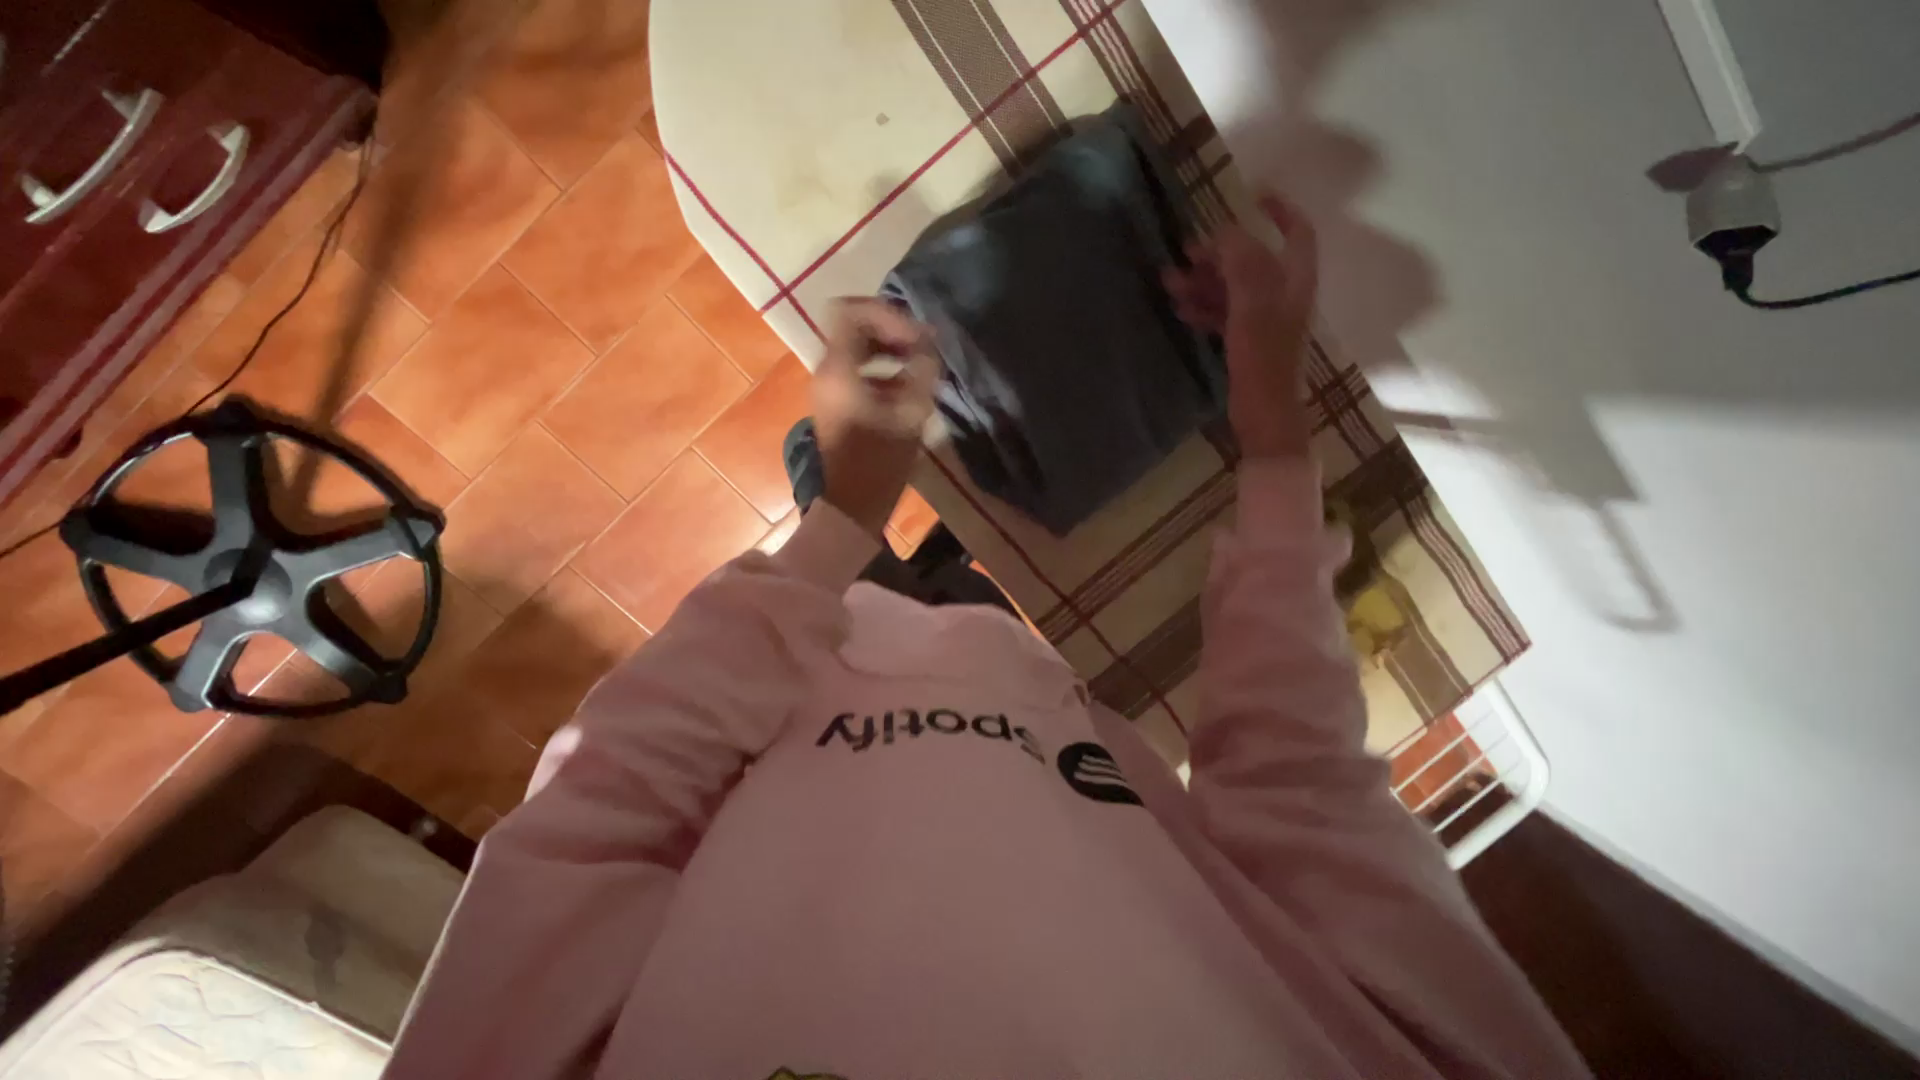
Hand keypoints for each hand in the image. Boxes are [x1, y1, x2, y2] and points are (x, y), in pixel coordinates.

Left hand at [811, 298, 940, 535]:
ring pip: (856, 346)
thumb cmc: (879, 465)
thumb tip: (928, 344)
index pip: (851, 311)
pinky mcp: (836, 401)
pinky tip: (909, 385)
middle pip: (854, 324)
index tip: (916, 338)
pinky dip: (883, 367)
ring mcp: (828, 386)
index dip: (887, 314)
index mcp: (838, 369)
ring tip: (922, 364)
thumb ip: (921, 371)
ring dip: (889, 348)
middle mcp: (826, 370)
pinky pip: (858, 367)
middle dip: (891, 329)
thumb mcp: (910, 415)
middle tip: (924, 347)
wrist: (851, 507)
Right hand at [1163, 192, 1318, 458]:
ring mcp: (1266, 321)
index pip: (1296, 233)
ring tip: (1169, 283)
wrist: (1264, 417)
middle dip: (1219, 253)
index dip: (1280, 211)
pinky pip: (1224, 314)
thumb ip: (1242, 263)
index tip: (1255, 195)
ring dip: (1204, 281)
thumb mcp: (1251, 306)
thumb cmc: (1263, 360)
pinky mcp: (1249, 344)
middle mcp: (1284, 296)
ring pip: (1233, 288)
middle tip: (1186, 251)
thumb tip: (1225, 231)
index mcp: (1294, 281)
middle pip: (1253, 260)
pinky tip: (1181, 310)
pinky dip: (1204, 307)